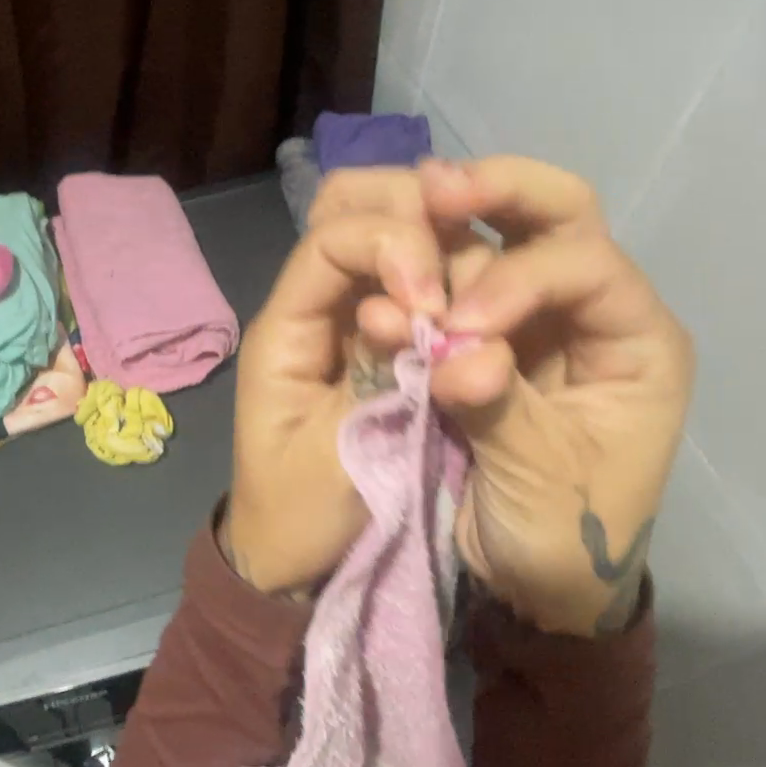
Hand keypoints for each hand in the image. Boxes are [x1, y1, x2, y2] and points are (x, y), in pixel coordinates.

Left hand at [221, 200, 448, 595]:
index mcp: (287, 327)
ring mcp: (351, 319)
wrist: (294, 558)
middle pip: (357, 208)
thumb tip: (423, 311)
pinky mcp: (384, 343)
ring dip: (441, 248)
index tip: (433, 303)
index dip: (392, 245)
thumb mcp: (340, 453)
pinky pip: (417, 283)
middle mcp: (315, 307)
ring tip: (473, 307)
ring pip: (391, 232)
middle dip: (418, 220)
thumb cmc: (304, 515)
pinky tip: (478, 313)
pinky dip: (451, 280)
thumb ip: (382, 376)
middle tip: (459, 283)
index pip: (333, 237)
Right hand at [415, 158, 694, 636]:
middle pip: (558, 219)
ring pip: (501, 240)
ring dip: (450, 231)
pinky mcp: (484, 342)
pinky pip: (454, 290)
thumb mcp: (541, 481)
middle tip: (431, 190)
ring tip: (400, 229)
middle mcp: (590, 314)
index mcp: (635, 342)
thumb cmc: (564, 536)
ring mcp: (534, 323)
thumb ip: (500, 408)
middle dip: (497, 194)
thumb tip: (455, 353)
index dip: (518, 278)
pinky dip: (422, 278)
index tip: (458, 325)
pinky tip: (388, 275)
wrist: (536, 581)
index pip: (586, 267)